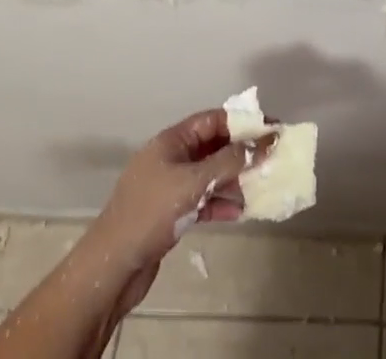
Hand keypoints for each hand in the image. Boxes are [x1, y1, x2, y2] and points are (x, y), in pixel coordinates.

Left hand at [91, 109, 266, 268]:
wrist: (113, 266)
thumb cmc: (151, 214)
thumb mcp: (193, 183)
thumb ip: (229, 161)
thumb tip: (263, 142)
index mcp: (170, 142)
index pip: (212, 120)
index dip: (243, 121)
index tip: (272, 128)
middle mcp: (170, 159)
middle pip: (213, 146)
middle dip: (242, 152)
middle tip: (272, 157)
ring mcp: (169, 187)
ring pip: (210, 174)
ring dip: (234, 179)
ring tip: (261, 186)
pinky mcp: (170, 213)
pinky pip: (203, 199)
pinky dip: (220, 202)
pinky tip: (239, 212)